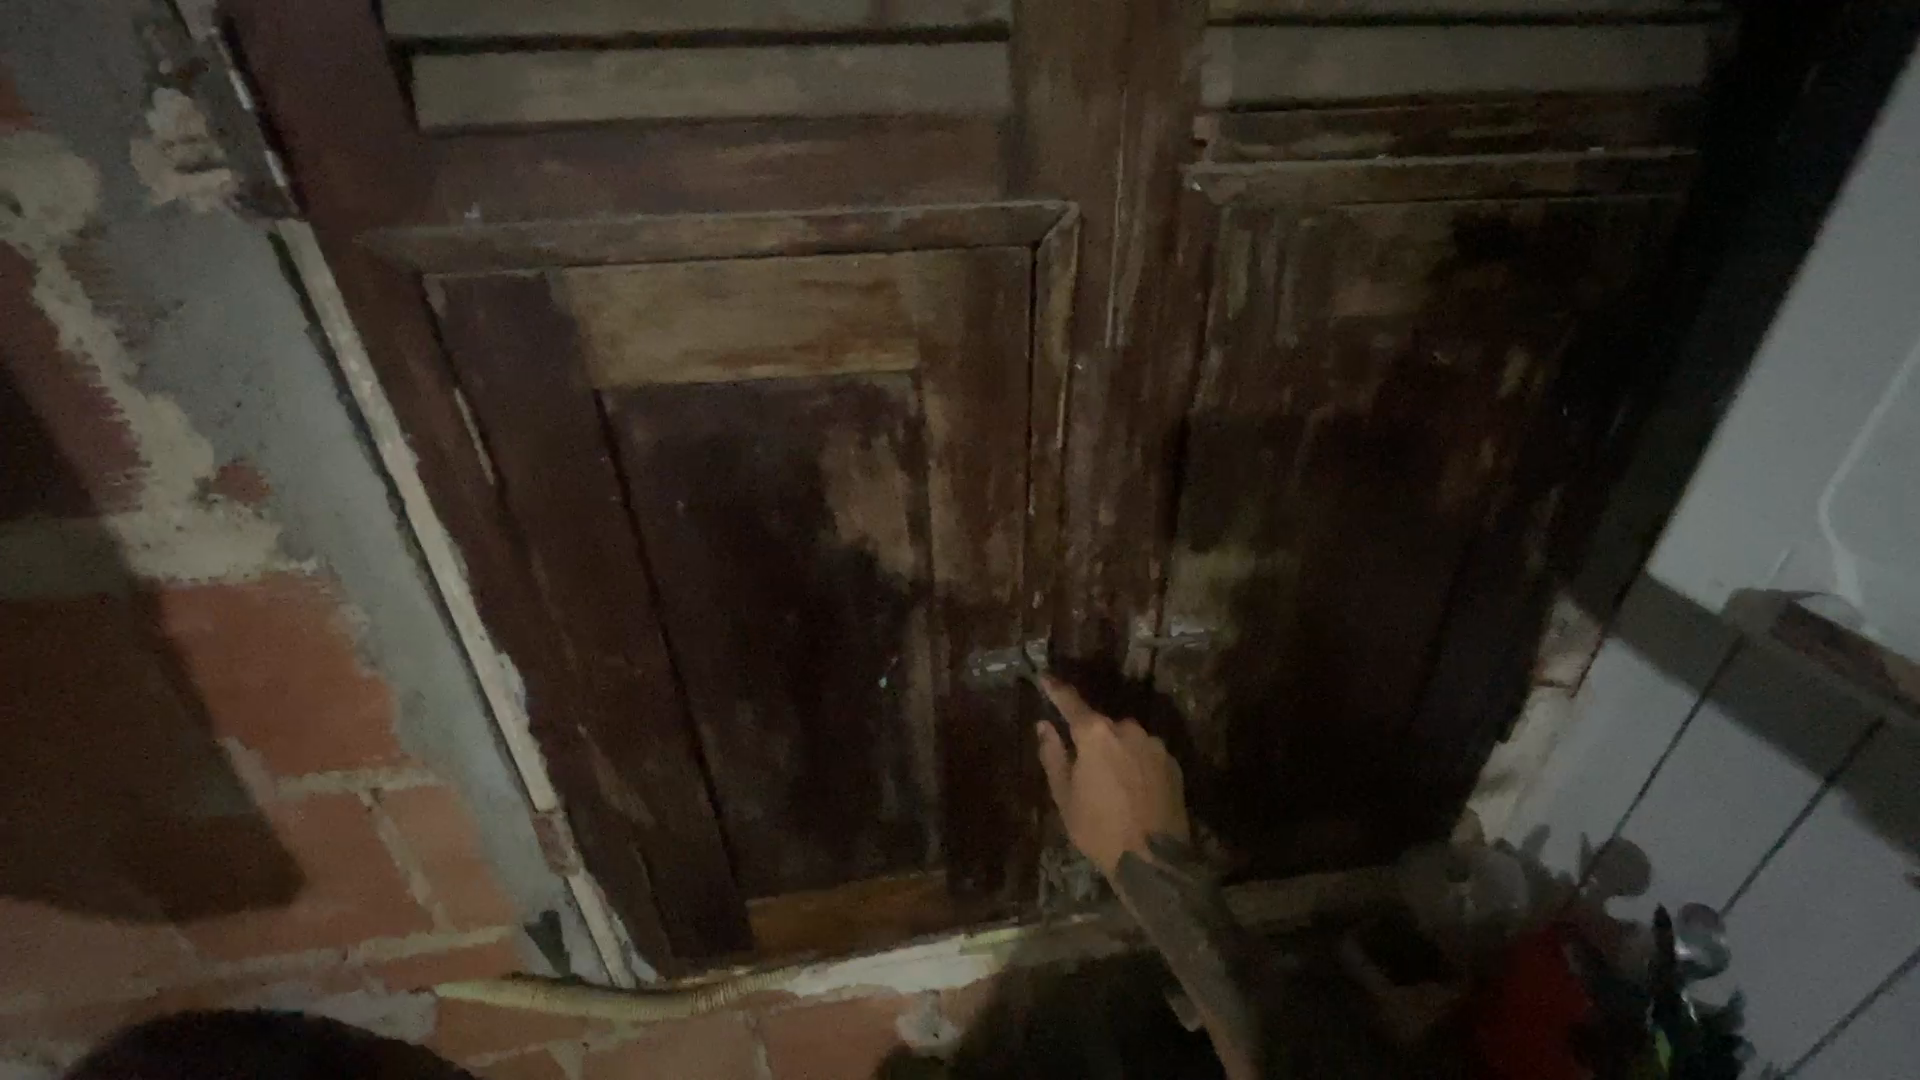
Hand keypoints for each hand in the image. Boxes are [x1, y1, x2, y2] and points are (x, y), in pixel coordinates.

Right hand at [1036, 674, 1190, 877]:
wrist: (1153, 860)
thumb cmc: (1098, 828)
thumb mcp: (1064, 796)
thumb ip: (1052, 754)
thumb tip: (1044, 726)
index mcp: (1095, 733)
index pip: (1070, 702)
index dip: (1055, 689)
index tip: (1045, 677)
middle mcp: (1126, 728)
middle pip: (1101, 725)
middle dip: (1090, 738)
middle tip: (1084, 768)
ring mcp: (1153, 744)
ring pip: (1126, 739)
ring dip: (1116, 752)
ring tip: (1113, 786)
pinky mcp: (1172, 762)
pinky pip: (1145, 754)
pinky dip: (1136, 764)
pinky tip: (1134, 790)